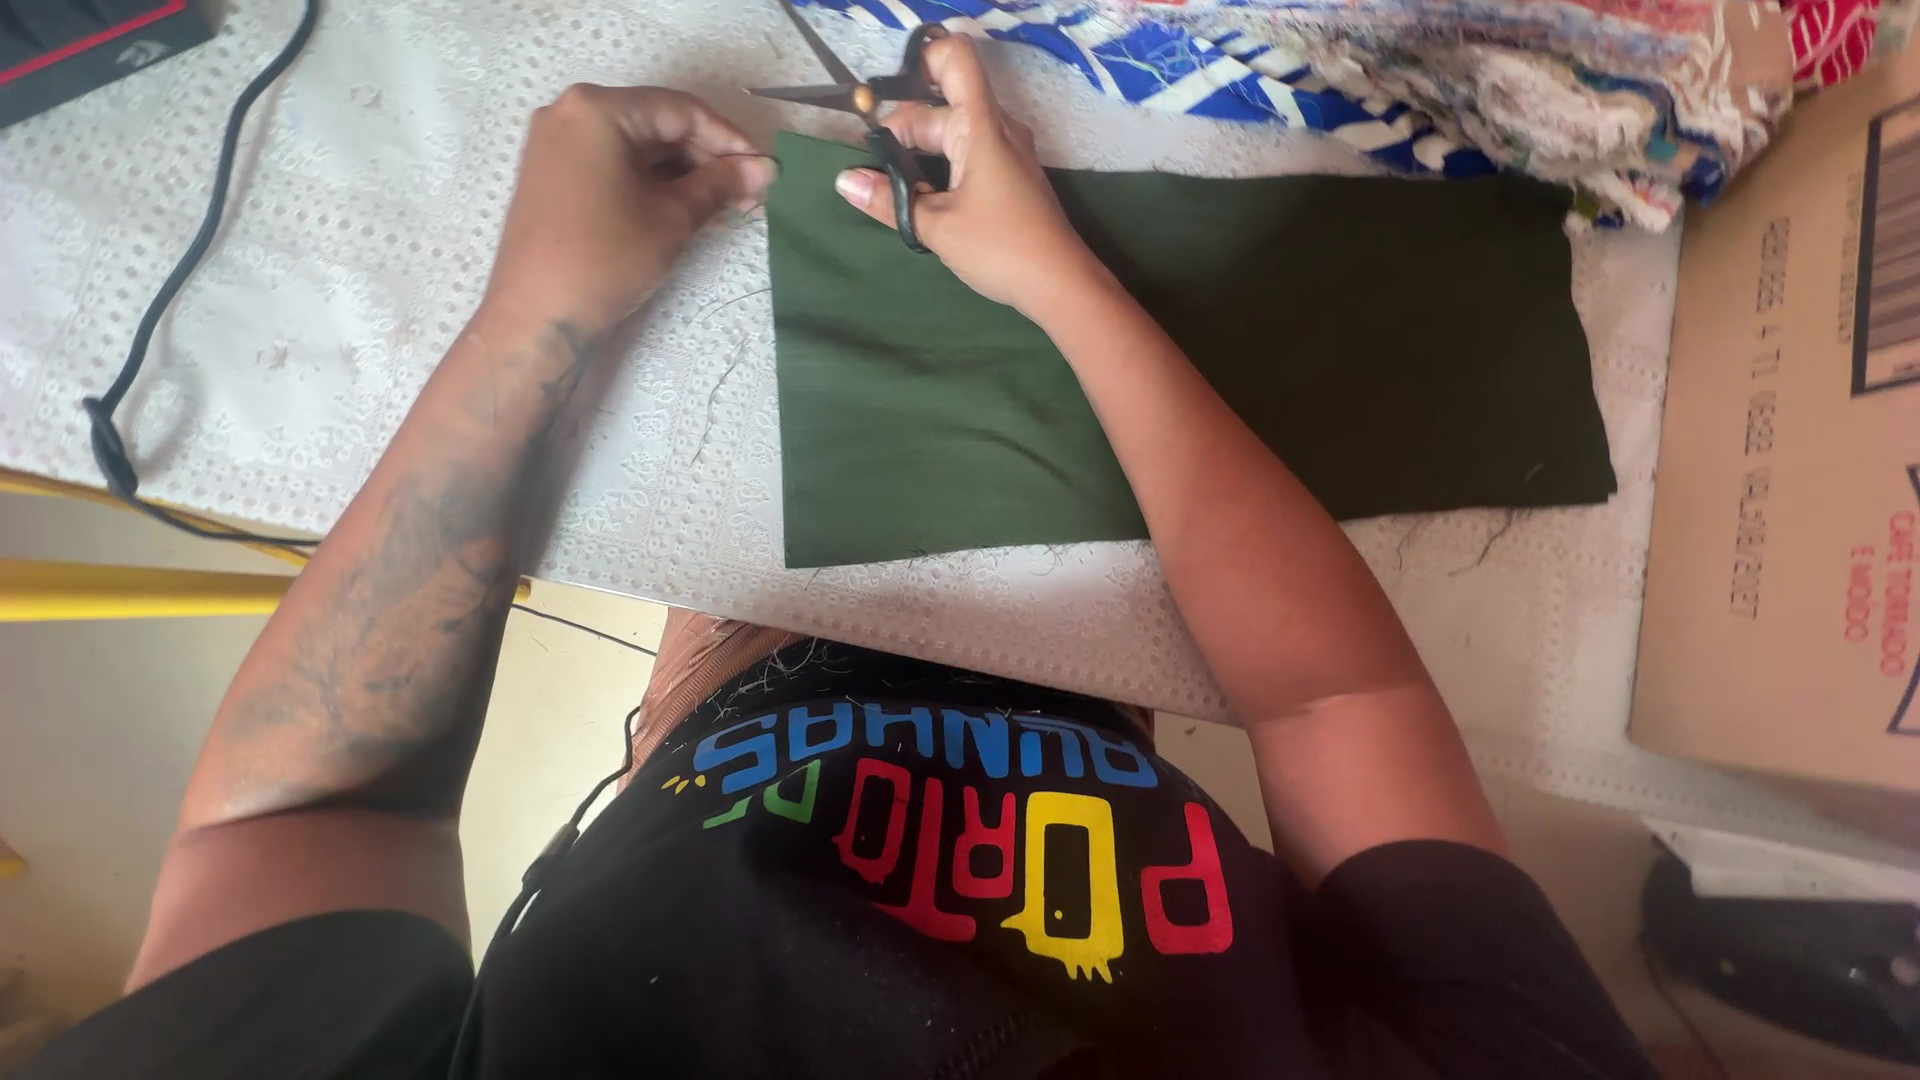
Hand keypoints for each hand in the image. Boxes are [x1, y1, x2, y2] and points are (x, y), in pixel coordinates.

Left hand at [484, 85, 775, 332]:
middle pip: (658, 123)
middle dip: (708, 156)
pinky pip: (617, 163)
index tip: (764, 168)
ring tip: (726, 203)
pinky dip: (654, 181)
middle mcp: (571, 111)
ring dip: (685, 171)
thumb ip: (720, 185)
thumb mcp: (673, 218)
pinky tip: (687, 205)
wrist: (540, 311)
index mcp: (598, 109)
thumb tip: (765, 169)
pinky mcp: (557, 173)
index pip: (681, 110)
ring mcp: (559, 142)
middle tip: (750, 191)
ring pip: (639, 146)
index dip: (730, 138)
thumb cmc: (608, 258)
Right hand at [832, 35, 1107, 316]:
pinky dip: (943, 169)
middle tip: (871, 168)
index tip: (888, 100)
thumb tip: (845, 181)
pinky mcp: (1012, 180)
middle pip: (941, 108)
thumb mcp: (938, 227)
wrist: (1060, 283)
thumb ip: (890, 202)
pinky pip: (970, 157)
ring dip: (921, 154)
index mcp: (981, 125)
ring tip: (891, 188)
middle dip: (903, 131)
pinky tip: (925, 201)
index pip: (954, 59)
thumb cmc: (1000, 248)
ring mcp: (1008, 155)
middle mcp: (998, 130)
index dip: (920, 64)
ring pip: (954, 136)